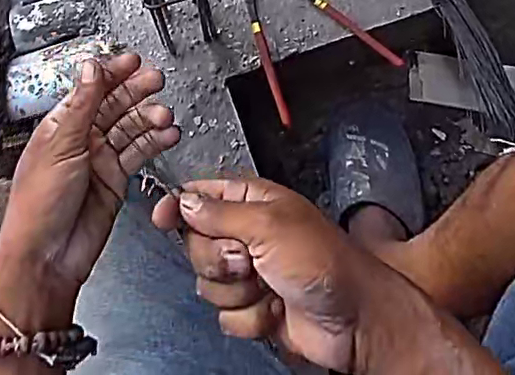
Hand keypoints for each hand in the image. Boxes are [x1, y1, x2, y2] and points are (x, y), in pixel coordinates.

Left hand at [0, 53, 179, 330]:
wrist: (46, 260)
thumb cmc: (37, 206)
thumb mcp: (60, 145)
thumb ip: (82, 104)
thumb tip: (91, 67)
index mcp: (61, 125)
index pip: (91, 89)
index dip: (112, 73)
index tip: (132, 61)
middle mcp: (82, 138)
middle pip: (115, 104)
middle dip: (136, 90)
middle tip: (155, 79)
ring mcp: (100, 159)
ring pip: (130, 128)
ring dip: (149, 117)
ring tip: (164, 114)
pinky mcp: (115, 180)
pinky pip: (139, 153)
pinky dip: (156, 142)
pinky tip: (168, 134)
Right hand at [153, 179, 501, 374]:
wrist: (353, 319)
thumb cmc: (323, 261)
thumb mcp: (268, 225)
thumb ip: (220, 213)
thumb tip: (184, 201)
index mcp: (251, 200)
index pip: (200, 195)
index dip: (178, 204)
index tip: (161, 215)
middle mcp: (247, 232)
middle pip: (197, 244)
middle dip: (219, 258)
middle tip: (247, 257)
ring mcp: (250, 271)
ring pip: (208, 284)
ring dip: (237, 292)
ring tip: (267, 284)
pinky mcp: (254, 307)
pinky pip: (226, 316)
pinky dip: (249, 317)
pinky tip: (274, 309)